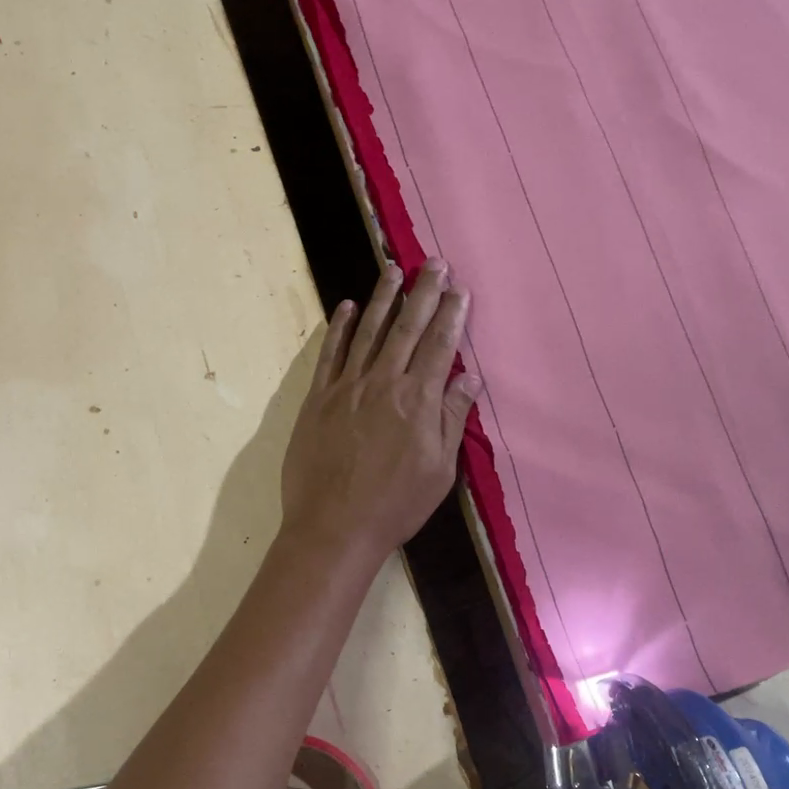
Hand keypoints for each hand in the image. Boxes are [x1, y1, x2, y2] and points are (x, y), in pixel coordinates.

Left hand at [280, 259, 479, 559]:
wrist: (334, 527)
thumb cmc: (395, 505)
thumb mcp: (439, 470)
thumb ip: (451, 419)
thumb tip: (469, 378)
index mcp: (418, 401)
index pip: (440, 346)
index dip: (451, 314)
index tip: (459, 288)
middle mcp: (384, 383)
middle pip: (407, 328)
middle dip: (423, 292)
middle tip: (434, 262)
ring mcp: (347, 387)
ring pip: (369, 332)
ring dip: (384, 298)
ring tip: (394, 269)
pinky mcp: (319, 398)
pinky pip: (331, 354)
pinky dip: (341, 328)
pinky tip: (349, 306)